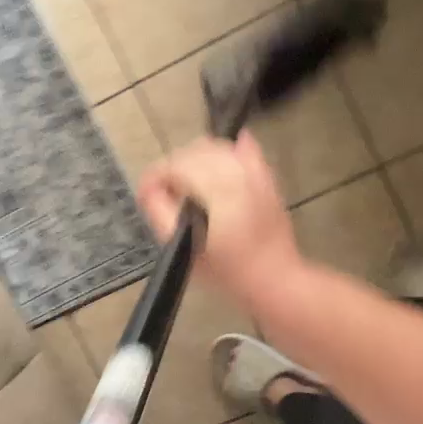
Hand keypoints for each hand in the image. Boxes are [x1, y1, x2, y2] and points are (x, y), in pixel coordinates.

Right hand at [136, 133, 302, 306]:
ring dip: (197, 159)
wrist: (274, 277)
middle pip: (194, 151)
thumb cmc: (227, 270)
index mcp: (217, 190)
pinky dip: (227, 151)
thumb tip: (149, 188)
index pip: (176, 164)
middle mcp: (237, 173)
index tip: (148, 192)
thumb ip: (160, 212)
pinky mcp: (266, 175)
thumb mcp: (185, 247)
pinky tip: (218, 167)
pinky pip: (244, 147)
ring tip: (191, 185)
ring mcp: (254, 171)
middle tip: (168, 194)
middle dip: (174, 167)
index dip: (156, 175)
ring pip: (216, 146)